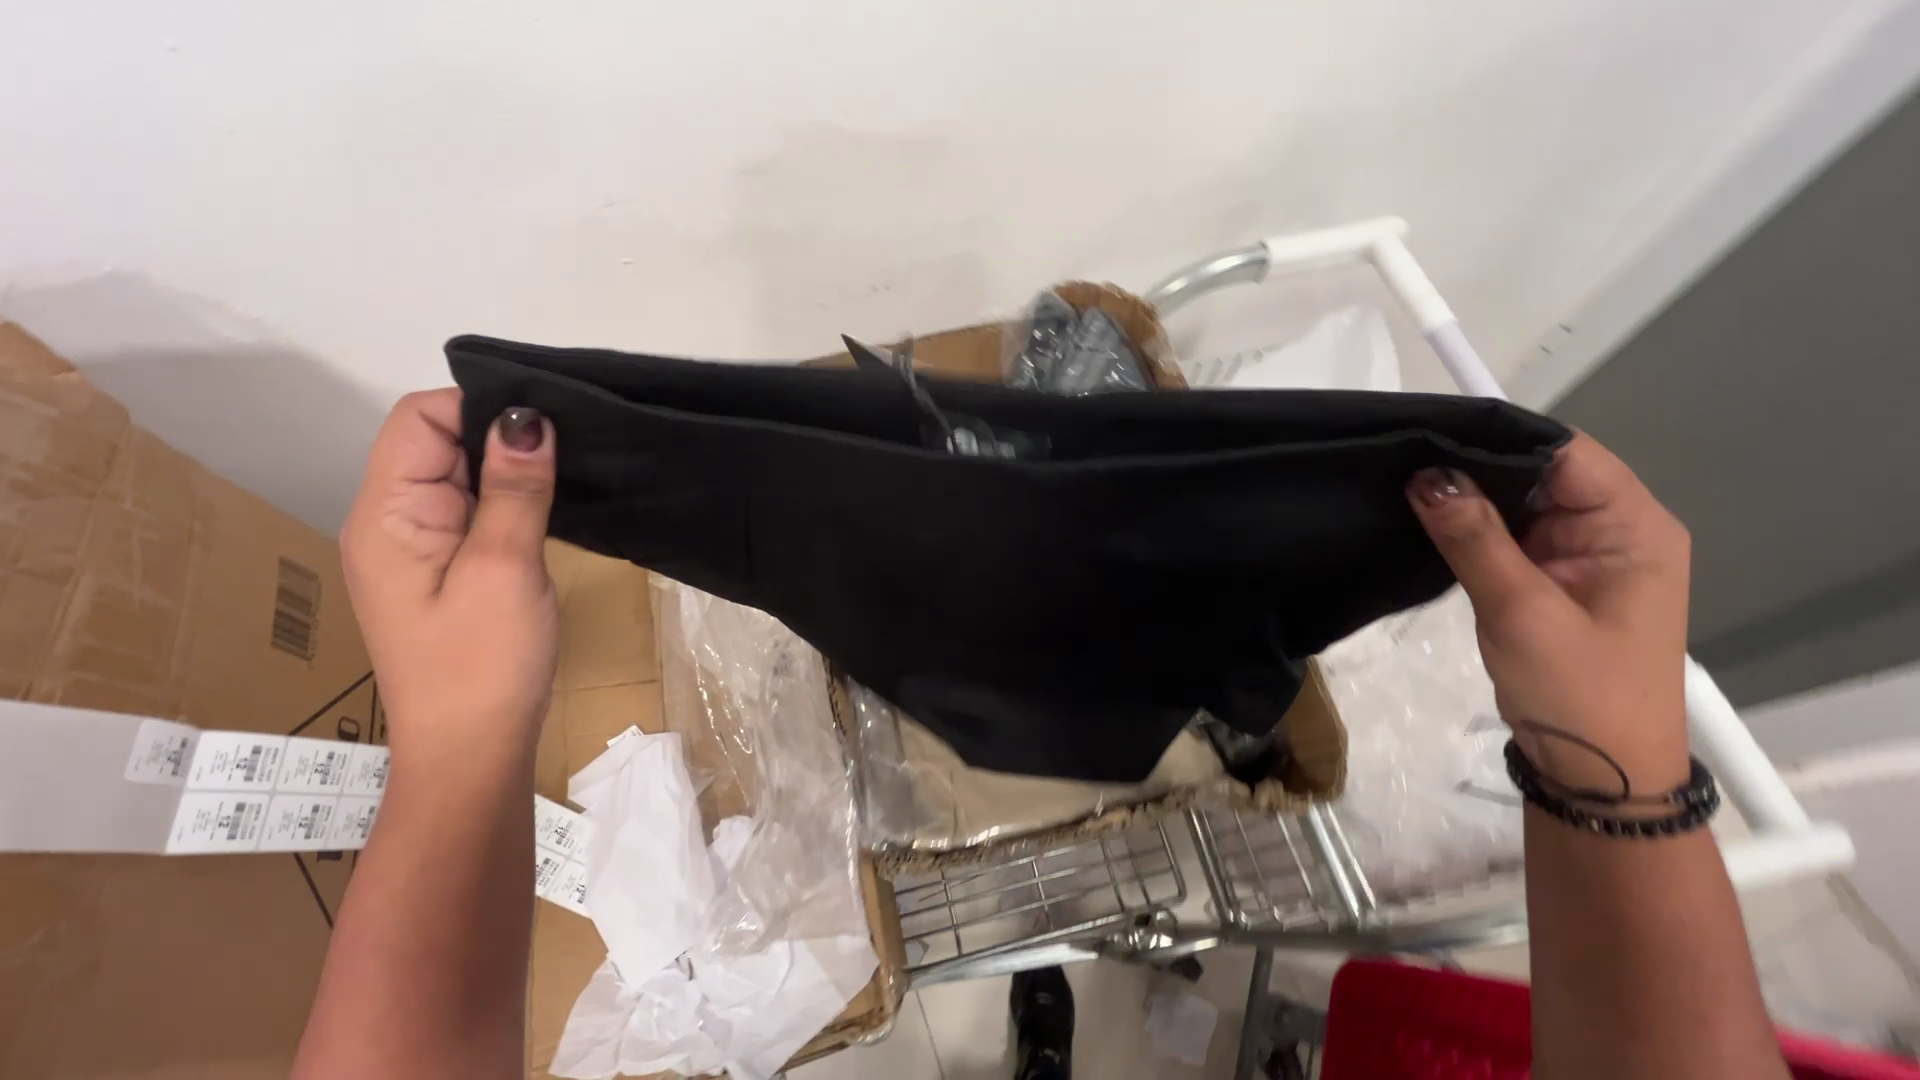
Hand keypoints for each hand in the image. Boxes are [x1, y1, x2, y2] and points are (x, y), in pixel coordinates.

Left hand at [341, 391, 558, 766]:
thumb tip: (528, 415)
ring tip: (566, 477)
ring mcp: (416, 548)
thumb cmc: (484, 662)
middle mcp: (390, 521)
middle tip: (571, 450)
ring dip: (508, 471)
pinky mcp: (444, 571)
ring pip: (460, 477)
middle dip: (500, 436)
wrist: (473, 752)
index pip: (420, 417)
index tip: (549, 426)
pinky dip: (508, 502)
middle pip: (437, 442)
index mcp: (386, 513)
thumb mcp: (504, 566)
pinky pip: (473, 512)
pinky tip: (547, 510)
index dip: (481, 408)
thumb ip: (514, 488)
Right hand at [1406, 431, 1691, 796]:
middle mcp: (1615, 530)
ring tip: (1404, 482)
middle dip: (1475, 465)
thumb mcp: (1520, 610)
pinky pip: (1511, 537)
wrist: (1599, 777)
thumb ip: (1473, 537)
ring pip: (1521, 505)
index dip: (1499, 437)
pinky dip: (1473, 529)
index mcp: (1633, 527)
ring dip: (1470, 498)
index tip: (1428, 433)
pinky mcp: (1555, 581)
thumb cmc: (1577, 692)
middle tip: (1402, 457)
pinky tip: (1428, 520)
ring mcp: (1584, 557)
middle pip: (1541, 473)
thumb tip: (1426, 474)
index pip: (1565, 452)